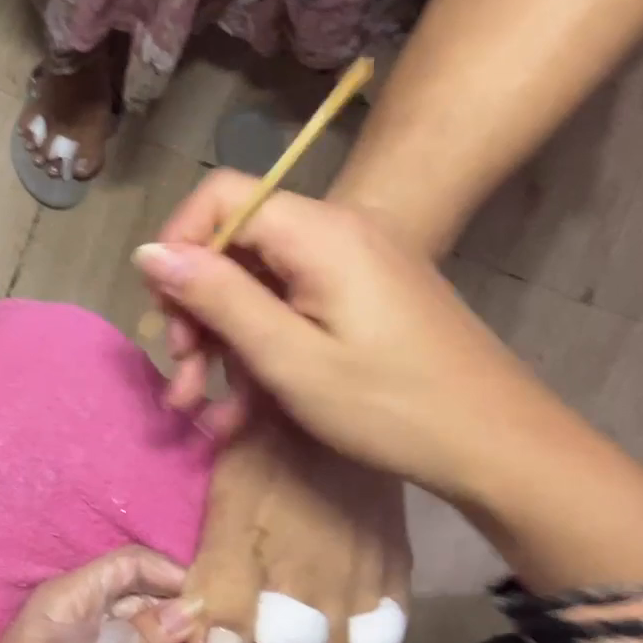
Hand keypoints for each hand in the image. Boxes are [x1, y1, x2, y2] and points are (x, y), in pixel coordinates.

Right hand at [135, 167, 642, 596]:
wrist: (496, 445)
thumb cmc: (390, 405)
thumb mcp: (287, 355)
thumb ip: (216, 296)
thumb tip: (147, 251)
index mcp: (320, 234)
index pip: (221, 197)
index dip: (178, 244)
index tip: (165, 310)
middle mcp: (334, 234)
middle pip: (232, 244)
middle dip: (194, 306)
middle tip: (185, 370)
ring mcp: (348, 267)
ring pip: (252, 284)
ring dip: (216, 340)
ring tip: (200, 402)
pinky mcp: (356, 299)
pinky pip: (284, 308)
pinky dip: (253, 349)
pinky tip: (238, 407)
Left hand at [185, 417, 409, 642]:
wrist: (333, 416)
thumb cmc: (263, 460)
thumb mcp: (224, 514)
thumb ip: (218, 584)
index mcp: (280, 580)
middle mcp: (327, 589)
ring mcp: (368, 574)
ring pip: (354, 638)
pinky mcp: (396, 555)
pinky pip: (394, 613)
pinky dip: (382, 639)